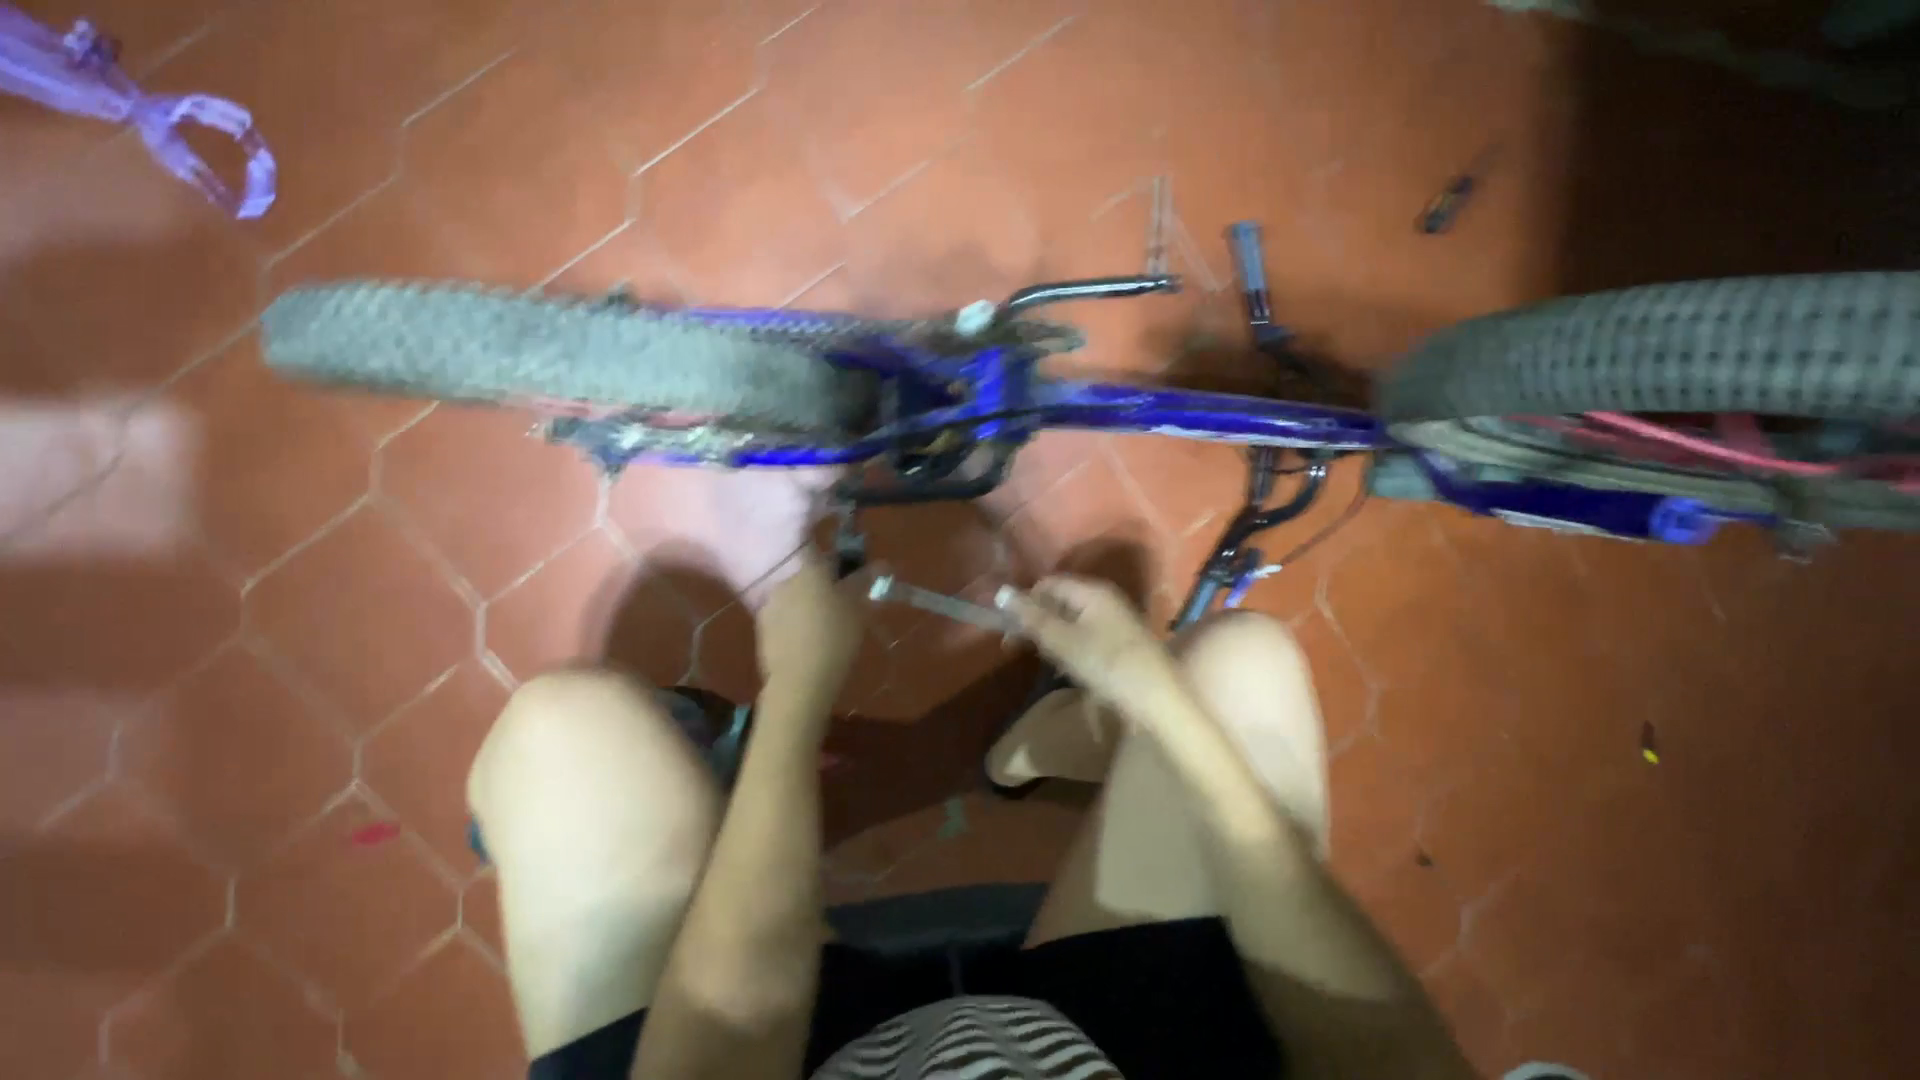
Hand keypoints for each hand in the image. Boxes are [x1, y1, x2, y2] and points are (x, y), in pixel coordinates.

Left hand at [756, 551, 863, 697]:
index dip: (840, 565)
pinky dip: (795, 623)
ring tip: (825, 629)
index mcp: (810, 569)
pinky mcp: (761, 627)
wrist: (799, 681)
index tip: (853, 581)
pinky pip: (784, 616)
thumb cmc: (836, 639)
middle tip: (844, 608)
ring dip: (809, 605)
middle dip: (825, 587)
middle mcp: (786, 579)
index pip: (825, 554)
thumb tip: (879, 563)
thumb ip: (865, 581)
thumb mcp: (858, 609)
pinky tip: (807, 643)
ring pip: (796, 596)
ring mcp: (770, 604)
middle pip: (809, 576)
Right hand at [997, 576, 1183, 718]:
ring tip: (1047, 662)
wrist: (1158, 699)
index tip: (1009, 629)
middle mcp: (1106, 600)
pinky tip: (1069, 671)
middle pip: (1061, 601)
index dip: (1026, 602)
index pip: (1049, 584)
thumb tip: (1002, 593)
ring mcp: (1116, 622)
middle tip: (1018, 648)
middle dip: (1038, 622)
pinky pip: (1087, 637)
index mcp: (1093, 592)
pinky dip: (1072, 649)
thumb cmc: (1107, 666)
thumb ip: (1032, 617)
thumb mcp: (1063, 641)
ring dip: (1054, 638)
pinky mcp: (1122, 644)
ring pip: (1072, 621)